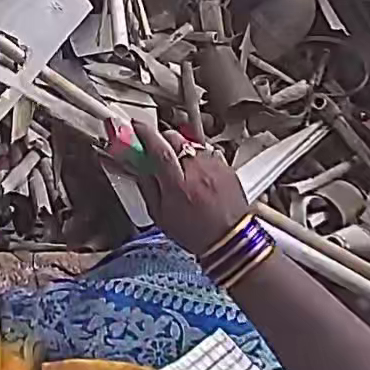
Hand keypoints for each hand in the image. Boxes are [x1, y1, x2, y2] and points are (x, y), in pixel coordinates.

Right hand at [133, 121, 250, 256]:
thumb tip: (137, 166)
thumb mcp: (159, 214)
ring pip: (190, 143)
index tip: (136, 126)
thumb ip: (146, 186)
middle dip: (161, 140)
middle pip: (174, 138)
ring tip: (178, 166)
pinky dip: (197, 156)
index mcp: (177, 183)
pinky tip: (195, 172)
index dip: (144, 132)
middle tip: (156, 151)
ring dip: (180, 149)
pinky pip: (206, 152)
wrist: (233, 242)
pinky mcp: (226, 167)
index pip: (158, 147)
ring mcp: (214, 167)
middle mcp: (197, 170)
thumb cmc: (197, 233)